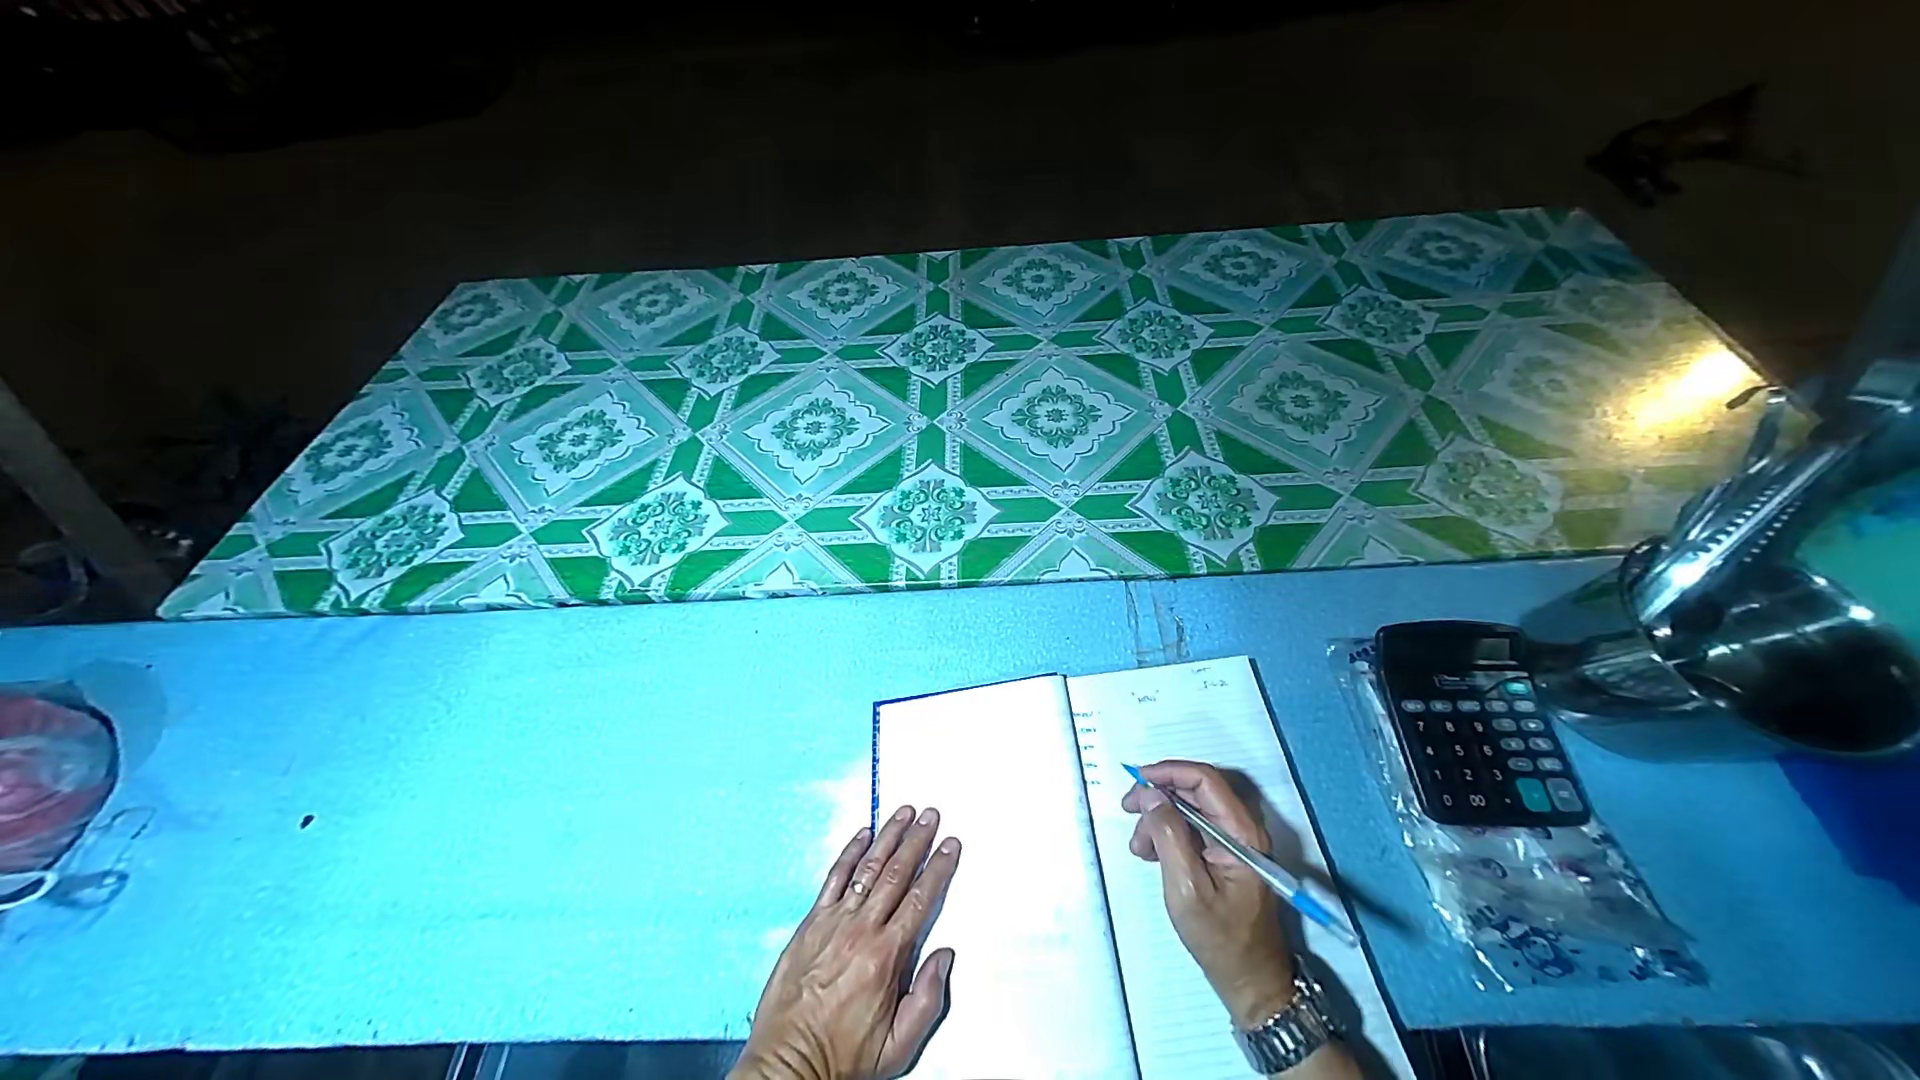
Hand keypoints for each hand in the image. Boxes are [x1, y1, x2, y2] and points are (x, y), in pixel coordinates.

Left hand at [730, 806, 961, 1079]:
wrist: (788, 1066)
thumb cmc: (841, 1058)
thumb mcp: (898, 1045)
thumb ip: (929, 998)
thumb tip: (944, 956)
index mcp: (886, 956)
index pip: (921, 898)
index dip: (939, 867)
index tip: (950, 846)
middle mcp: (860, 930)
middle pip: (897, 873)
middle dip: (918, 840)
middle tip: (931, 816)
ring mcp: (833, 922)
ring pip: (867, 867)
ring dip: (888, 837)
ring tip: (903, 813)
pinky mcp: (810, 923)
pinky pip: (833, 878)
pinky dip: (849, 853)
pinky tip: (862, 835)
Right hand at [1122, 760, 1296, 1028]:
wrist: (1250, 982)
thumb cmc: (1222, 940)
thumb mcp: (1187, 888)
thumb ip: (1168, 835)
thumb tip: (1151, 796)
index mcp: (1242, 833)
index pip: (1205, 781)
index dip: (1169, 772)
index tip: (1137, 778)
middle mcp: (1241, 829)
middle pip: (1195, 790)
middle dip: (1158, 795)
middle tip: (1128, 808)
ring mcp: (1233, 841)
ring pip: (1189, 808)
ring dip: (1159, 819)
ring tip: (1140, 847)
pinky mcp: (1223, 854)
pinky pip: (1191, 827)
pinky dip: (1166, 833)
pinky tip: (1151, 853)